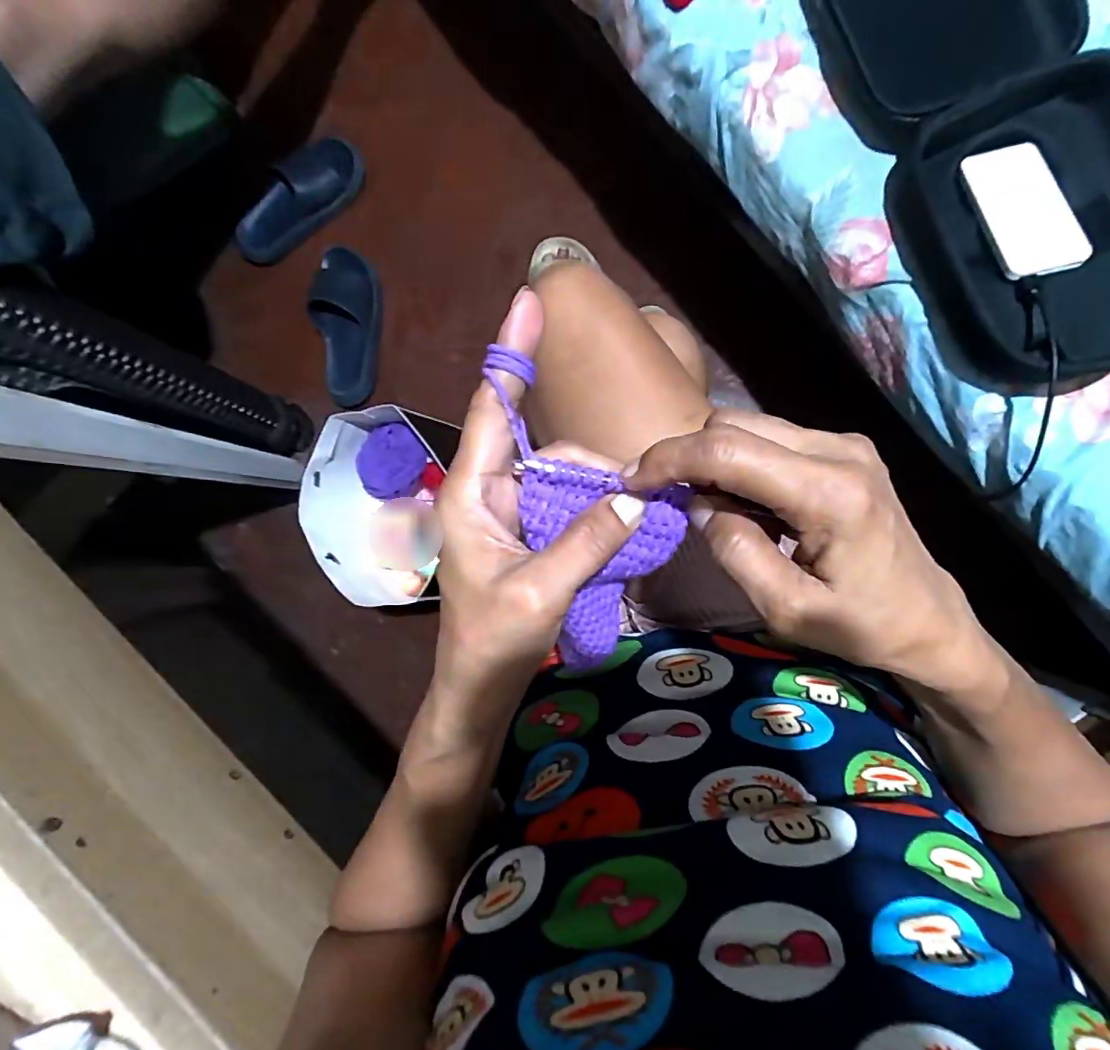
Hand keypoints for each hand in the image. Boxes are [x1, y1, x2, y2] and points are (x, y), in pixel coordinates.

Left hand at [430, 288, 646, 723]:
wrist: (478, 690)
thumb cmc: (493, 644)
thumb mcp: (541, 591)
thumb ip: (587, 541)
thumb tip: (637, 497)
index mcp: (472, 494)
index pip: (490, 409)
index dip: (511, 353)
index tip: (529, 299)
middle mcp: (488, 493)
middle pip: (545, 450)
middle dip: (589, 465)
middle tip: (634, 500)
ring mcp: (507, 515)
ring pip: (560, 479)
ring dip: (597, 494)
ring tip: (631, 525)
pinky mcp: (525, 537)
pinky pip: (563, 506)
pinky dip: (592, 512)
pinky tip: (618, 529)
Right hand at [623, 410, 992, 693]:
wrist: (927, 619)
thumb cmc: (860, 626)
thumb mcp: (786, 608)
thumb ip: (735, 551)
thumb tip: (698, 504)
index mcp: (829, 494)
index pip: (728, 451)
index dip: (670, 459)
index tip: (632, 481)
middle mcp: (839, 451)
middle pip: (733, 425)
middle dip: (687, 457)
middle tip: (664, 499)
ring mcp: (845, 444)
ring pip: (749, 425)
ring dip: (713, 459)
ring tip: (707, 507)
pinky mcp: (843, 448)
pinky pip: (770, 438)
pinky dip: (739, 462)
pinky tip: (741, 501)